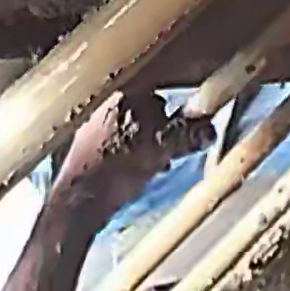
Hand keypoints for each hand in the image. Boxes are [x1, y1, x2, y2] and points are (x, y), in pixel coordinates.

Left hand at [47, 91, 213, 224]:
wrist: (79, 199)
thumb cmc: (118, 167)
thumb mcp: (159, 150)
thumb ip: (185, 135)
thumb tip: (210, 128)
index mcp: (124, 92)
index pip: (158, 94)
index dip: (172, 116)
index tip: (178, 135)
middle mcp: (105, 98)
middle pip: (143, 107)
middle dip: (156, 128)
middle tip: (164, 152)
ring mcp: (91, 117)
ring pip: (128, 123)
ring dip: (141, 140)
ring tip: (148, 164)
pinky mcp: (82, 138)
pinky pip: (113, 135)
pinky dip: (125, 147)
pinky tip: (129, 168)